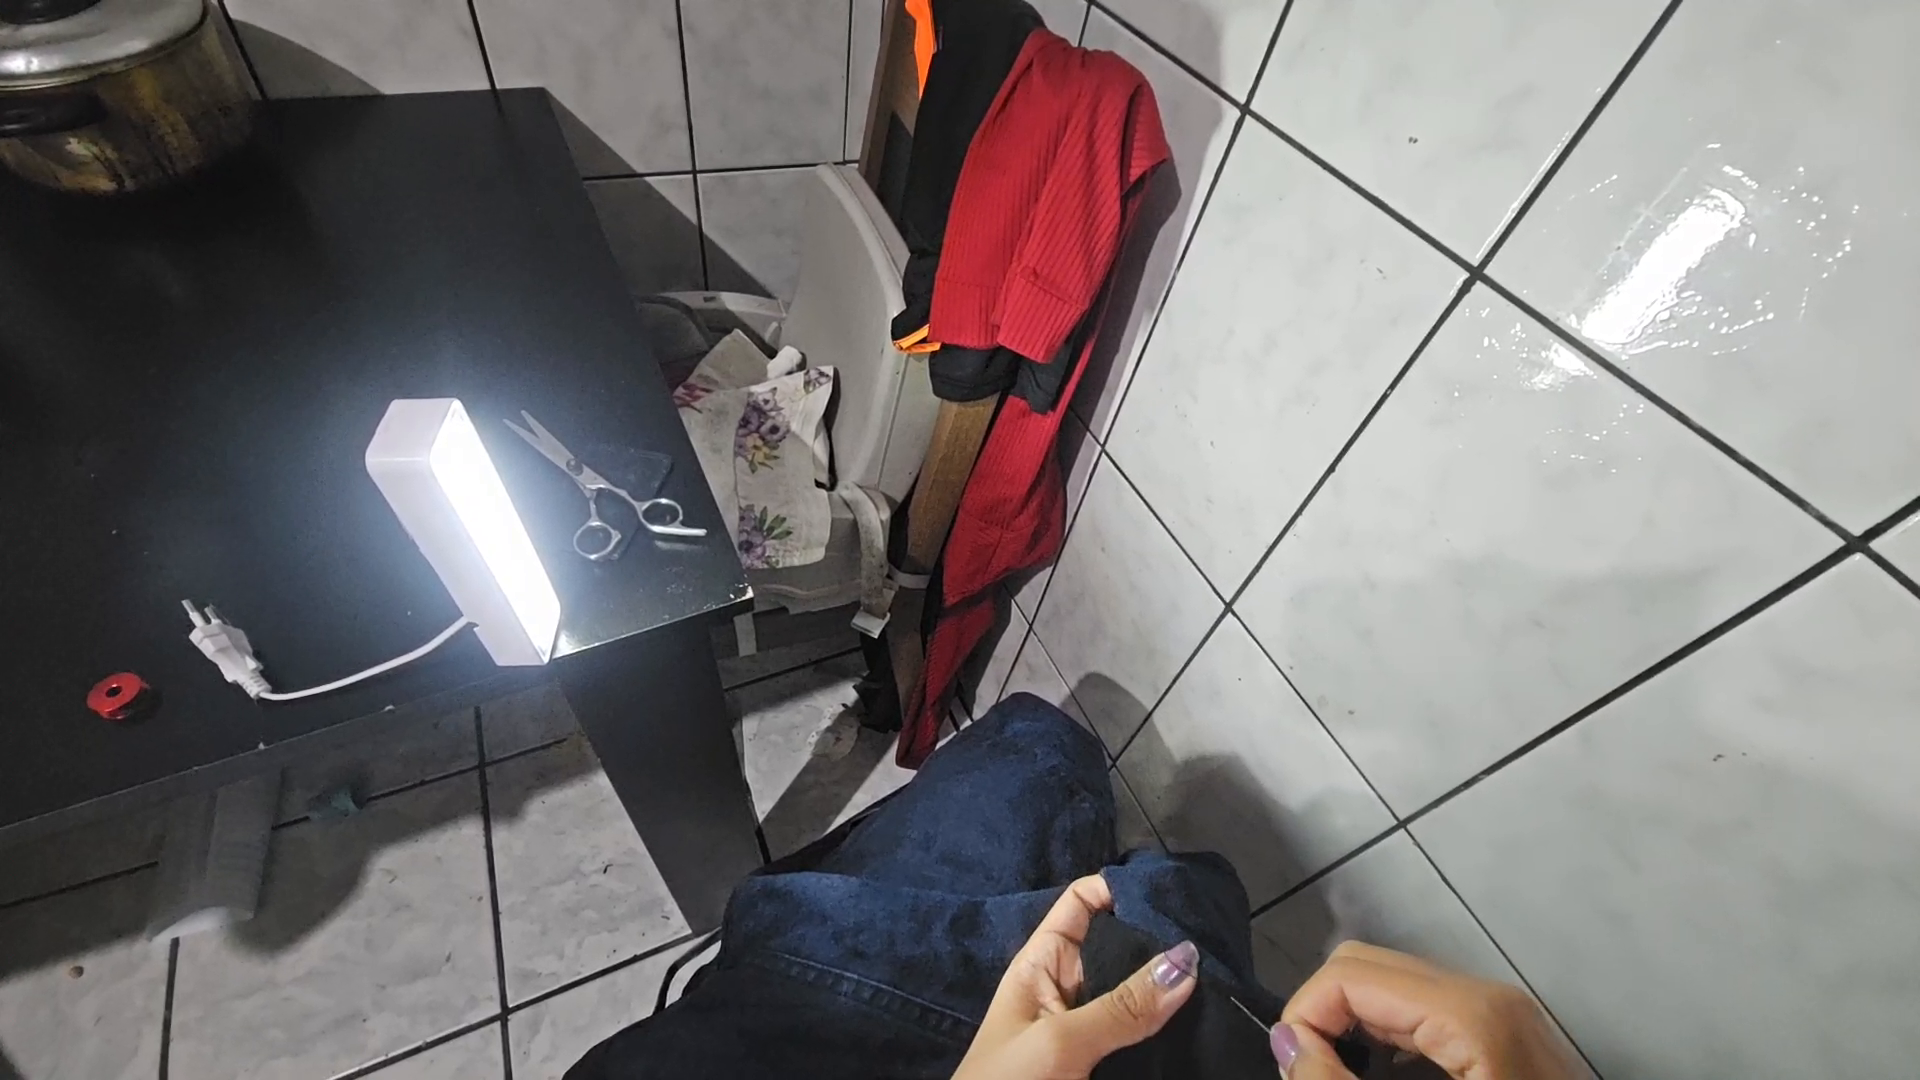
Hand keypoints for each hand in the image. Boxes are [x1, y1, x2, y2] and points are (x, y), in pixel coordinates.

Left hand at [952, 875, 1198, 1079]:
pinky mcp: (1111, 1067)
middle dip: (1161, 943)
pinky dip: (1174, 1030)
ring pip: (1141, 997)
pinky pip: (1147, 1039)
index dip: (1120, 888)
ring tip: (1227, 975)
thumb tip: (1186, 957)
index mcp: (1044, 961)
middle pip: (1121, 949)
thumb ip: (1122, 1005)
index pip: (1083, 903)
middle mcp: (1072, 987)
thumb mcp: (1060, 1041)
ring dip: (1174, 991)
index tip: (1173, 890)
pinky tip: (1213, 1022)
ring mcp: (1092, 1030)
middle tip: (1218, 938)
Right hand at [1271, 942, 1581, 1079]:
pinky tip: (1381, 1072)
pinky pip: (1419, 1004)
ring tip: (1338, 1072)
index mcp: (1470, 1013)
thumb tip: (1285, 1042)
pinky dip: (1384, 1028)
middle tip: (1311, 1071)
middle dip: (1323, 1012)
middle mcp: (1484, 993)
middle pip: (1363, 965)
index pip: (1349, 975)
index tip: (1296, 1071)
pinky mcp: (1505, 1031)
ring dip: (1350, 1020)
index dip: (1306, 1014)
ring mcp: (1499, 1010)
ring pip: (1388, 980)